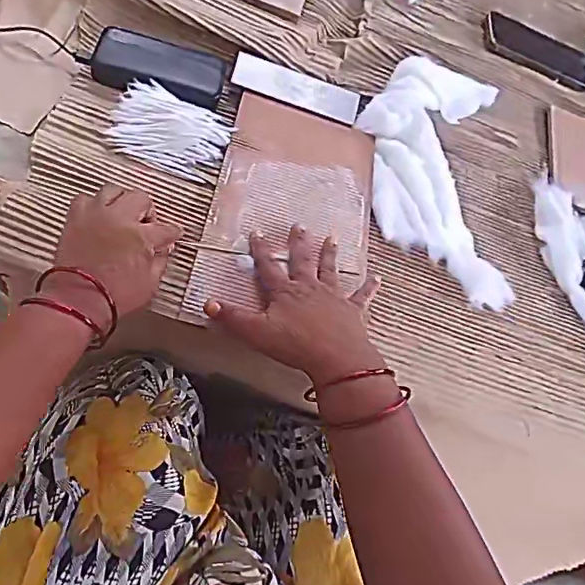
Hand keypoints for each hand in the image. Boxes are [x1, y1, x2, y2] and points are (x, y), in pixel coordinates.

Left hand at [46, 184, 180, 323]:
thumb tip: (162, 251)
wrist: (78, 300)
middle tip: (145, 225)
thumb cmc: (112, 296)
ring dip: (120, 201)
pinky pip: (85, 199)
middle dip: (147, 211)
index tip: (173, 234)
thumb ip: (159, 262)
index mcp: (141, 236)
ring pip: (113, 190)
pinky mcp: (75, 218)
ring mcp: (96, 215)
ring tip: (121, 214)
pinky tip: (97, 216)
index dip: (172, 233)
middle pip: (140, 198)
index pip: (165, 229)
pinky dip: (93, 205)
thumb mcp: (149, 284)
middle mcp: (120, 219)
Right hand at [204, 226, 383, 382]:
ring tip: (331, 239)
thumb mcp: (257, 332)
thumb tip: (208, 304)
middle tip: (299, 226)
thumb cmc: (295, 345)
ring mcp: (333, 297)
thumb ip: (233, 318)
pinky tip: (376, 278)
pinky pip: (361, 296)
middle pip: (302, 261)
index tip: (257, 232)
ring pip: (330, 271)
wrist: (336, 358)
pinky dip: (368, 287)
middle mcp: (309, 288)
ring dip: (329, 255)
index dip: (261, 250)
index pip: (269, 267)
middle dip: (298, 243)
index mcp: (285, 292)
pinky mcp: (351, 311)